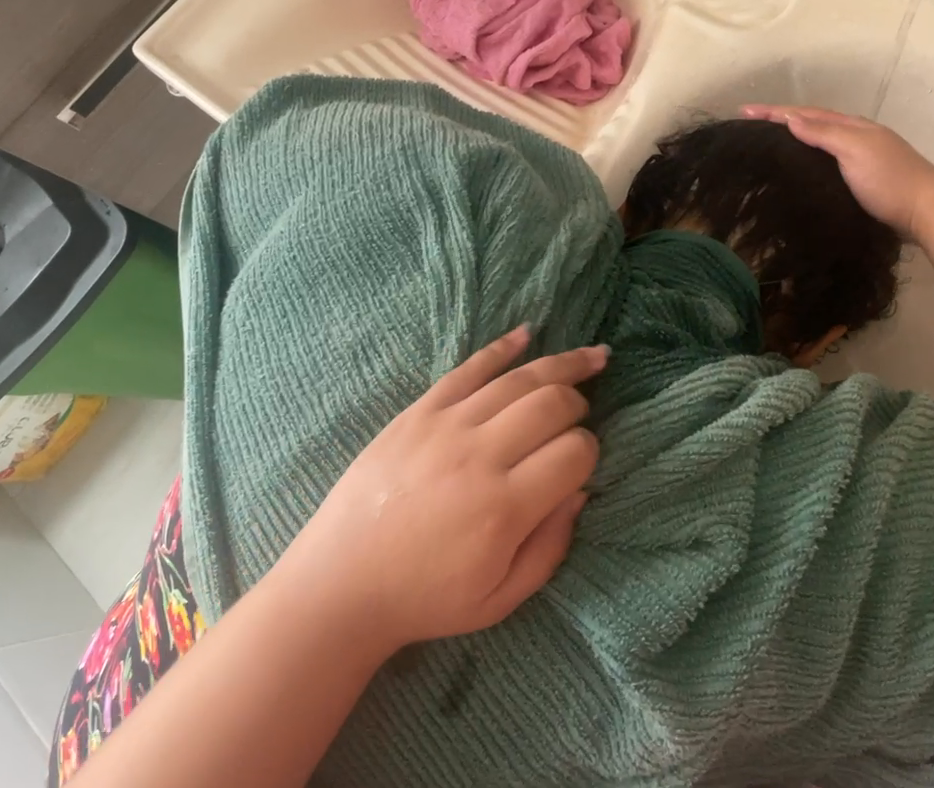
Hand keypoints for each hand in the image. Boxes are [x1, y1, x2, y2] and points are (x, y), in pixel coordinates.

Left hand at [272, 327, 604, 651]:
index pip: (574, 453)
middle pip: (552, 405)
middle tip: (582, 415)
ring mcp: (445, 427)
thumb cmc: (425, 598)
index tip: (581, 463)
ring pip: (518, 380)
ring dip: (562, 365)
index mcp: (504, 509)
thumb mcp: (501, 599)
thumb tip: (580, 490)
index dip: (590, 452)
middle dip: (579, 404)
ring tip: (592, 357)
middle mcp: (479, 457)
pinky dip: (502, 349)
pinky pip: (468, 369)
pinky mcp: (417, 413)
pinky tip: (529, 334)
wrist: (341, 583)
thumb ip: (551, 547)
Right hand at [741, 105, 933, 239]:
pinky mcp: (860, 183)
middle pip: (811, 124)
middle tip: (749, 126)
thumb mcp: (855, 150)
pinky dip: (806, 161)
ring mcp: (859, 160)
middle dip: (780, 121)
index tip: (743, 112)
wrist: (927, 212)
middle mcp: (854, 138)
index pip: (805, 114)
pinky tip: (797, 173)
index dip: (774, 112)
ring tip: (767, 145)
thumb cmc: (890, 180)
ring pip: (818, 144)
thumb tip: (790, 119)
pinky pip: (825, 164)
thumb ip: (823, 134)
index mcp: (851, 126)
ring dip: (792, 140)